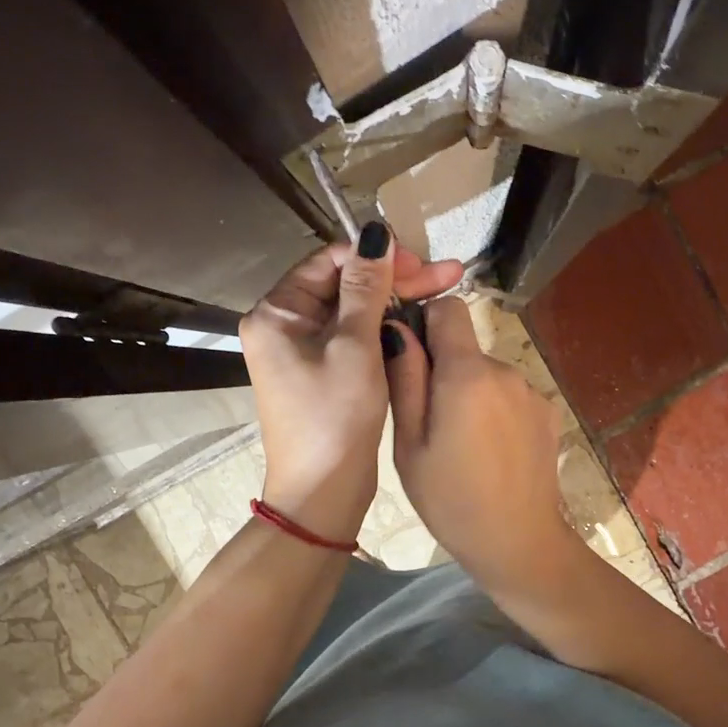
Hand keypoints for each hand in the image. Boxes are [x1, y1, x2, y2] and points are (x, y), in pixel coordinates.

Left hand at [241, 222, 462, 540]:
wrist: (322, 493)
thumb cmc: (334, 418)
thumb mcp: (354, 347)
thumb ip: (366, 288)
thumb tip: (375, 233)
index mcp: (277, 313)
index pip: (328, 261)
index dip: (376, 256)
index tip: (422, 261)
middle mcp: (284, 326)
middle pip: (343, 285)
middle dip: (395, 279)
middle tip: (449, 274)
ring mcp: (304, 353)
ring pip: (354, 313)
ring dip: (396, 302)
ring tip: (446, 291)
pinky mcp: (324, 375)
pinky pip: (355, 340)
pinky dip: (386, 330)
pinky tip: (421, 322)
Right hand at [385, 296, 577, 590]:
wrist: (519, 543)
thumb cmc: (450, 500)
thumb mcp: (410, 444)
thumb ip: (405, 379)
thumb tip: (397, 327)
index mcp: (467, 374)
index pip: (449, 308)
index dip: (426, 324)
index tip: (412, 359)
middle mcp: (506, 370)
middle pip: (466, 348)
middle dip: (444, 371)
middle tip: (430, 424)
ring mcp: (532, 392)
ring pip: (487, 375)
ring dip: (471, 395)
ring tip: (461, 445)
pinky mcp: (548, 414)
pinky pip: (510, 397)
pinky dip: (496, 413)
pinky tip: (491, 453)